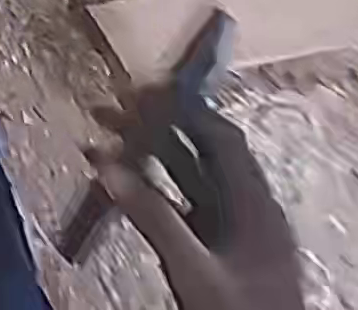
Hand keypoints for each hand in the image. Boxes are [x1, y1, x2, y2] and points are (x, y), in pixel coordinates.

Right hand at [92, 95, 304, 309]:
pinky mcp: (213, 244)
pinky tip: (111, 173)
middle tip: (110, 104)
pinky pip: (174, 195)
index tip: (139, 89)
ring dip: (142, 147)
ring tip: (100, 130)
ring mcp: (231, 229)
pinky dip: (143, 177)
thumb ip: (153, 216)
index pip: (221, 138)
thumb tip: (103, 164)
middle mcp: (247, 210)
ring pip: (184, 170)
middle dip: (153, 122)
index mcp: (256, 209)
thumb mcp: (195, 269)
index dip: (183, 108)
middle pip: (199, 149)